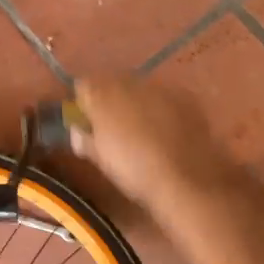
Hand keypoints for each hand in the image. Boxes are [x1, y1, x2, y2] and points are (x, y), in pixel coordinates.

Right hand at [68, 77, 239, 207]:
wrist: (186, 180)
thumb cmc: (134, 171)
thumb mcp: (100, 160)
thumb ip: (84, 139)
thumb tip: (77, 130)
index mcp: (101, 96)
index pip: (82, 86)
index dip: (83, 102)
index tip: (87, 120)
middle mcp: (128, 83)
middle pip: (111, 82)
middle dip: (110, 99)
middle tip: (113, 124)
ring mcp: (158, 88)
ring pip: (139, 88)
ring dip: (136, 102)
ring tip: (143, 128)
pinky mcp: (184, 97)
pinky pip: (164, 97)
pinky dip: (161, 108)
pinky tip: (167, 129)